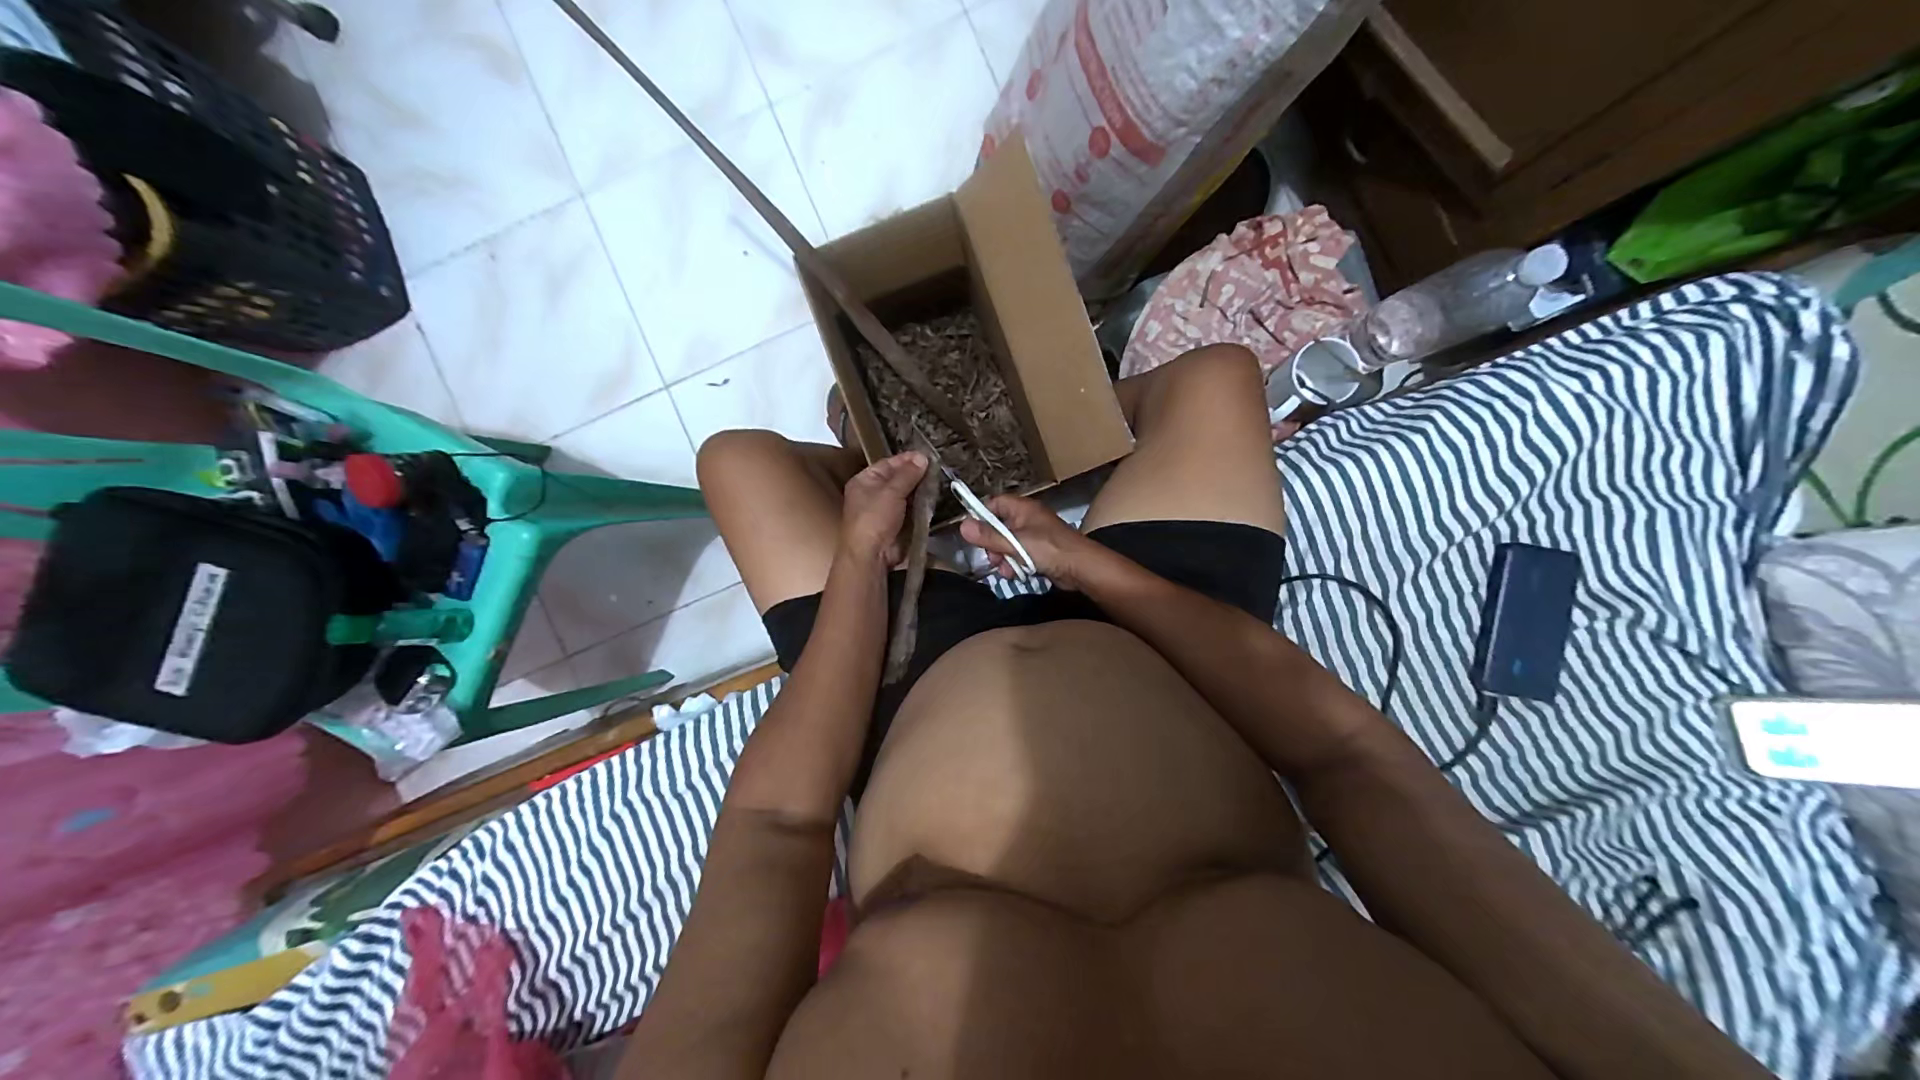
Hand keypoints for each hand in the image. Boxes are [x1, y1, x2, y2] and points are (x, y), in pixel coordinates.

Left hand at [838, 451, 927, 566]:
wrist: (871, 555)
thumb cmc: (874, 518)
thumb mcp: (890, 491)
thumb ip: (908, 474)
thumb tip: (922, 457)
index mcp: (864, 480)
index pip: (887, 463)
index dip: (906, 459)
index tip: (927, 455)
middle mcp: (873, 493)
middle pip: (897, 478)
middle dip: (916, 474)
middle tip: (938, 467)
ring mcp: (885, 510)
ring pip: (906, 494)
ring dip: (921, 489)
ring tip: (940, 480)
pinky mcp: (896, 523)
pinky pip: (911, 508)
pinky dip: (921, 504)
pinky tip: (935, 497)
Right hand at [959, 494, 1105, 589]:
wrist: (1081, 568)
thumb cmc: (1049, 549)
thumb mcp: (1015, 543)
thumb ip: (988, 536)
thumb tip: (962, 526)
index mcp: (1023, 508)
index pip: (994, 503)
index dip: (982, 516)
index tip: (974, 533)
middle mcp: (1028, 518)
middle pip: (999, 527)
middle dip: (993, 545)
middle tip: (992, 557)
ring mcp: (1035, 535)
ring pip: (1008, 544)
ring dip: (1004, 558)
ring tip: (1007, 570)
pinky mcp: (1040, 552)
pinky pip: (1020, 556)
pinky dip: (1016, 565)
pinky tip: (1017, 575)